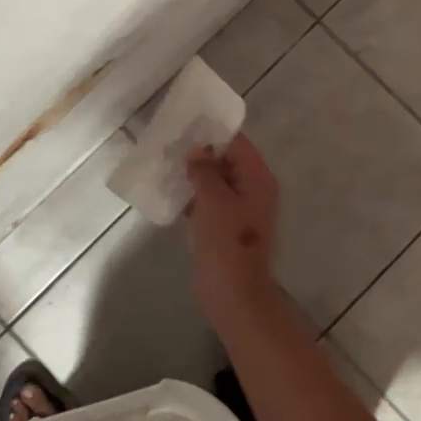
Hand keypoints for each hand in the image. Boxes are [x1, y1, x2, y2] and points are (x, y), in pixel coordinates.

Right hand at [185, 135, 280, 321]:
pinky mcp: (224, 227)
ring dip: (193, 173)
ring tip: (163, 161)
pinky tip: (167, 191)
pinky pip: (208, 201)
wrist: (234, 297)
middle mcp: (252, 189)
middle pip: (226, 159)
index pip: (237, 142)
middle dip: (199, 151)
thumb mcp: (214, 202)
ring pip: (215, 181)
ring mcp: (239, 210)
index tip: (183, 123)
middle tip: (167, 141)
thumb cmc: (227, 246)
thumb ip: (205, 171)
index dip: (211, 132)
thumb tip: (196, 151)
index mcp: (257, 179)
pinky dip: (192, 195)